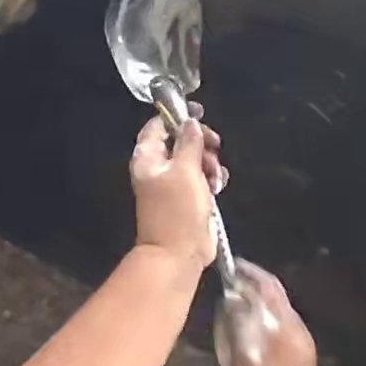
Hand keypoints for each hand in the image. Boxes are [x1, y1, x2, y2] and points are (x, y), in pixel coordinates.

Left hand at [128, 105, 224, 270]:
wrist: (178, 252)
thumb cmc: (177, 209)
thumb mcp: (185, 171)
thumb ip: (188, 143)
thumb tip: (189, 122)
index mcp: (147, 157)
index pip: (158, 126)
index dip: (177, 117)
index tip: (200, 113)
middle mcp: (157, 167)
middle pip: (180, 141)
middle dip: (200, 142)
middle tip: (214, 147)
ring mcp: (172, 183)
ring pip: (194, 159)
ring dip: (209, 163)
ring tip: (215, 177)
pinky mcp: (187, 197)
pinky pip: (201, 178)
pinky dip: (211, 179)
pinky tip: (217, 187)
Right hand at [223, 261, 349, 365]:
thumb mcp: (242, 364)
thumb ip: (237, 327)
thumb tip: (229, 299)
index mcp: (283, 327)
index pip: (265, 283)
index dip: (244, 271)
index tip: (221, 266)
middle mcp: (295, 328)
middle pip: (270, 293)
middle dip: (246, 285)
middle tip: (218, 286)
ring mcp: (299, 343)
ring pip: (271, 309)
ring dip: (250, 302)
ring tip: (222, 308)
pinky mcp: (297, 357)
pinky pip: (273, 324)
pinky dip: (255, 319)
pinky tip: (236, 332)